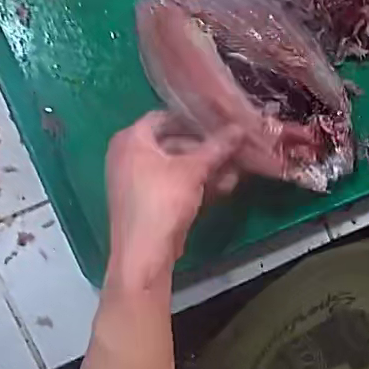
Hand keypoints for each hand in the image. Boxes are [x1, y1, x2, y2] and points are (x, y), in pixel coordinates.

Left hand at [105, 113, 242, 281]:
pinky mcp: (148, 201)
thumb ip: (217, 147)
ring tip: (236, 168)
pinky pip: (174, 183)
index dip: (193, 117)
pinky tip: (224, 186)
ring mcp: (136, 180)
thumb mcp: (194, 170)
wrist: (144, 252)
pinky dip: (196, 183)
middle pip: (173, 142)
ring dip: (206, 167)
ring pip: (177, 165)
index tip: (220, 120)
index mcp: (131, 139)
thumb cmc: (163, 200)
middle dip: (206, 146)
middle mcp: (128, 155)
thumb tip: (240, 128)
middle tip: (233, 146)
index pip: (164, 116)